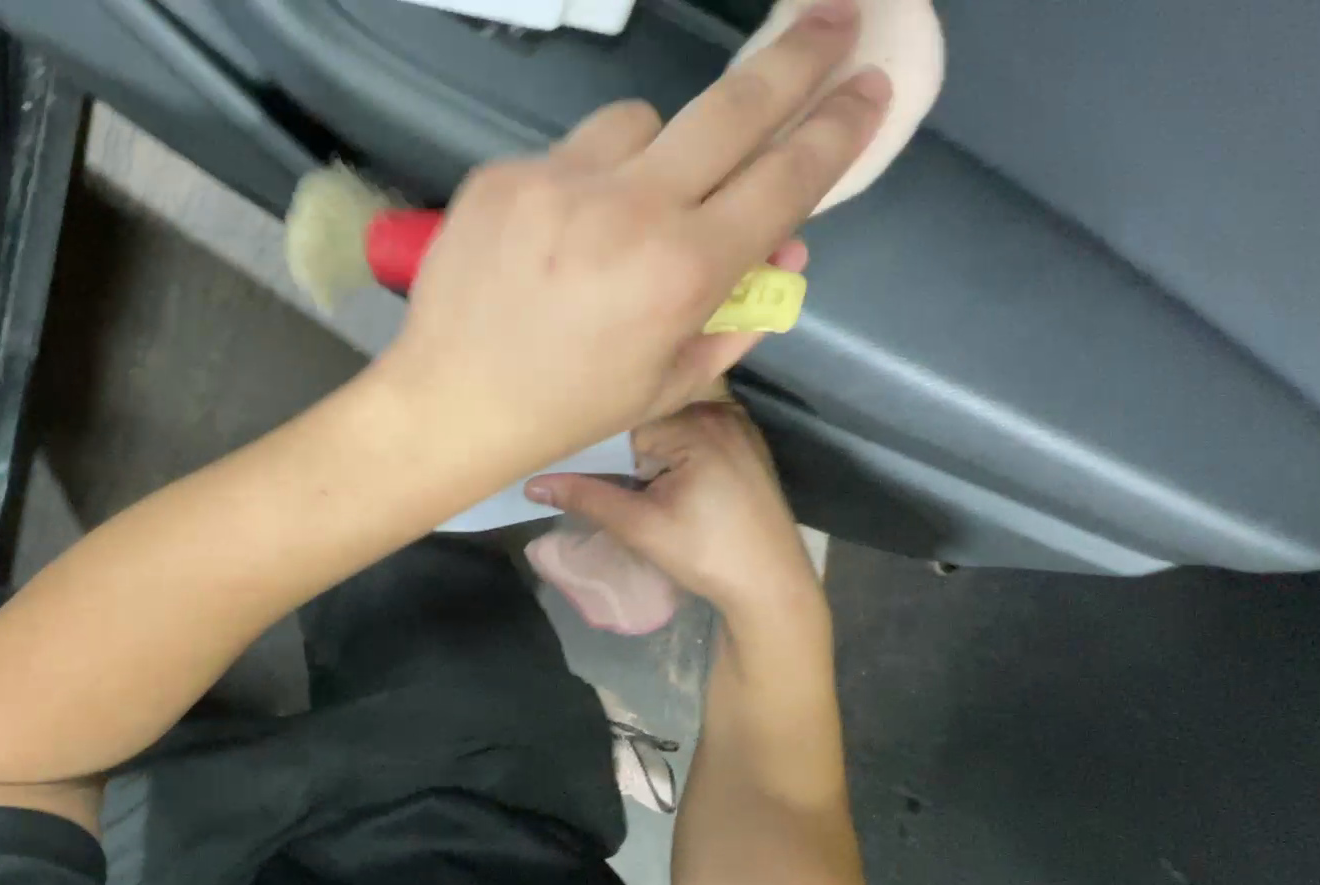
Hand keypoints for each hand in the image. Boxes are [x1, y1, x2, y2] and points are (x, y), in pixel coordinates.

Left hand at [369, 0, 889, 478]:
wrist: (450, 404)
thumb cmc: (565, 410)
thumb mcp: (667, 384)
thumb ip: (735, 317)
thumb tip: (782, 251)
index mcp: (683, 271)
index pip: (787, 177)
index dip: (840, 128)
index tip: (870, 88)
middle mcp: (629, 210)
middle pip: (734, 106)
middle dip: (798, 59)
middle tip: (834, 21)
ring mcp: (558, 183)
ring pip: (640, 121)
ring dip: (656, 147)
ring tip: (630, 200)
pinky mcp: (502, 176)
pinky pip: (566, 152)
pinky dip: (580, 180)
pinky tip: (555, 231)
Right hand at [524, 403, 824, 627]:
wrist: (772, 587)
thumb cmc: (707, 555)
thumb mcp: (639, 527)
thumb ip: (585, 497)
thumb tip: (531, 484)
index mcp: (697, 424)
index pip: (625, 421)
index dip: (595, 446)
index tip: (569, 466)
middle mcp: (719, 411)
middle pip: (646, 421)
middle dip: (619, 449)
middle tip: (591, 477)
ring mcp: (736, 426)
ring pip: (666, 428)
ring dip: (642, 452)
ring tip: (623, 481)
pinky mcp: (743, 444)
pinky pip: (690, 435)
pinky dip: (667, 453)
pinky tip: (656, 481)